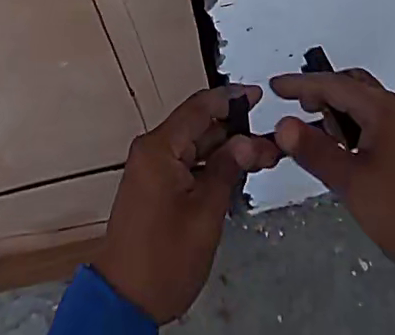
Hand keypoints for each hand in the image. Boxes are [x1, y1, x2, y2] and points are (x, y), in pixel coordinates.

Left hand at [95, 85, 282, 321]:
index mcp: (158, 148)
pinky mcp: (154, 186)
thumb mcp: (205, 213)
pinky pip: (186, 164)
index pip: (199, 108)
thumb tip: (247, 142)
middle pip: (198, 127)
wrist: (125, 300)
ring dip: (225, 151)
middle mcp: (152, 151)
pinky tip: (234, 174)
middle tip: (269, 143)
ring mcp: (151, 169)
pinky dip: (210, 166)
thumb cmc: (163, 259)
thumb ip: (227, 170)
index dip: (229, 99)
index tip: (255, 95)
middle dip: (235, 132)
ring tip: (260, 158)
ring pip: (195, 146)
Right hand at [271, 69, 394, 286]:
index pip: (332, 84)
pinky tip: (337, 150)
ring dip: (335, 109)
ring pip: (361, 105)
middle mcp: (392, 111)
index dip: (300, 84)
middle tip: (295, 105)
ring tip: (311, 130)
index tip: (275, 87)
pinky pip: (369, 123)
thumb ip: (316, 151)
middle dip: (320, 91)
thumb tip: (283, 125)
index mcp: (381, 110)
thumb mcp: (353, 182)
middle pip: (350, 85)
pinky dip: (348, 126)